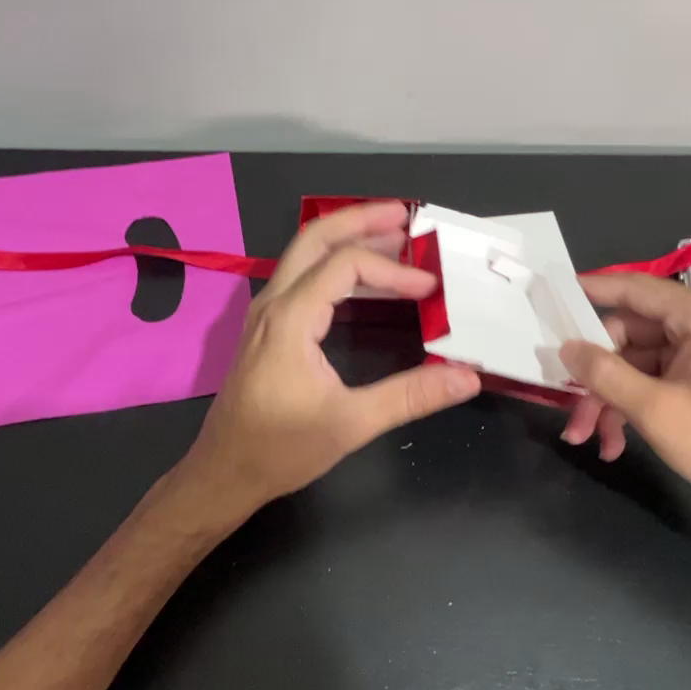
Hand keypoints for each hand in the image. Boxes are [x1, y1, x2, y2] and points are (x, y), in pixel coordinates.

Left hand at [180, 201, 481, 509]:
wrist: (224, 473)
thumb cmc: (280, 449)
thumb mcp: (351, 423)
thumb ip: (410, 396)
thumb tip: (466, 376)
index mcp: (290, 318)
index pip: (346, 265)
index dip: (394, 269)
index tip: (431, 288)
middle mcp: (272, 304)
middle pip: (315, 238)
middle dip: (361, 220)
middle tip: (407, 216)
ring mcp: (264, 315)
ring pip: (304, 256)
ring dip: (346, 241)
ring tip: (394, 239)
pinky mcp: (265, 330)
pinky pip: (300, 279)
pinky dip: (333, 267)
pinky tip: (362, 283)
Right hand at [558, 273, 690, 526]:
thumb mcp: (654, 411)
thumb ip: (603, 373)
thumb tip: (566, 347)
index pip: (636, 289)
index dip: (591, 291)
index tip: (553, 295)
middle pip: (632, 333)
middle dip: (597, 374)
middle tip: (572, 411)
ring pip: (640, 361)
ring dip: (612, 397)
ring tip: (590, 437)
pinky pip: (660, 377)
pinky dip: (636, 403)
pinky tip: (617, 440)